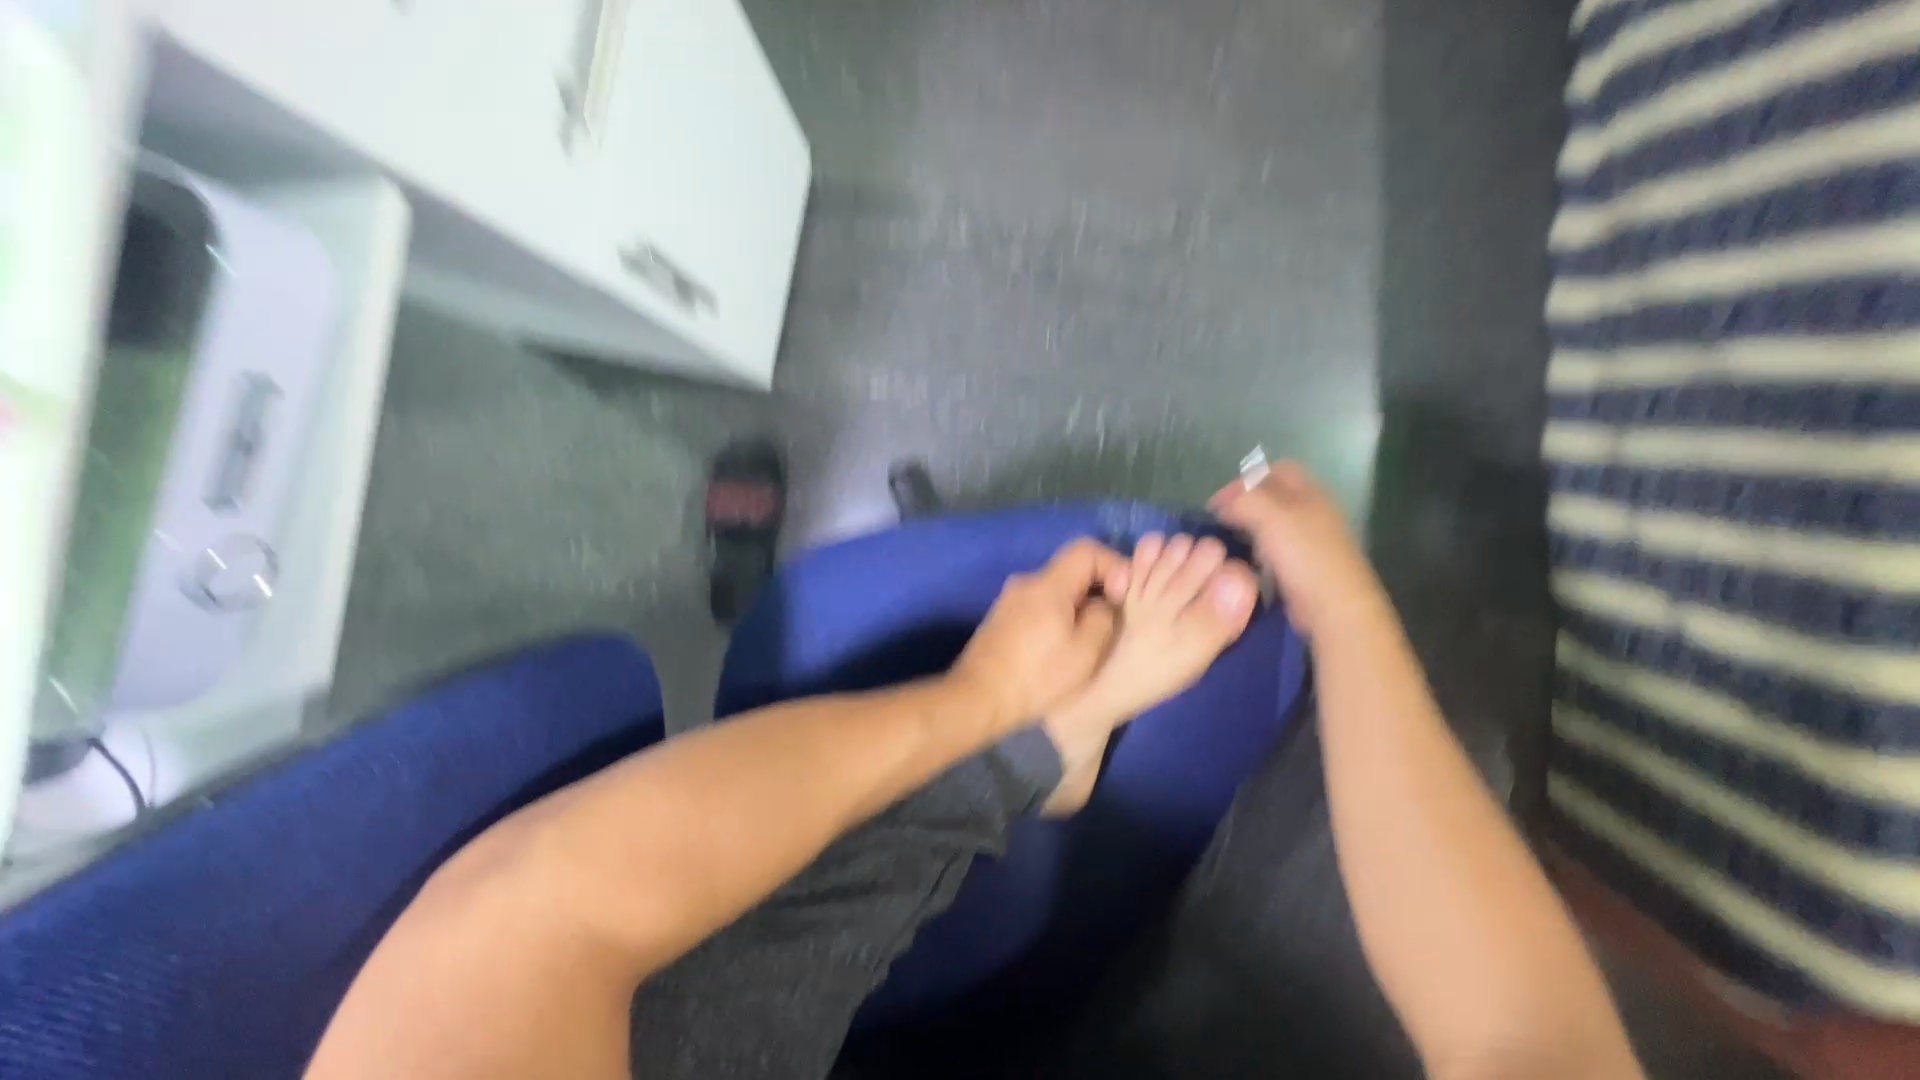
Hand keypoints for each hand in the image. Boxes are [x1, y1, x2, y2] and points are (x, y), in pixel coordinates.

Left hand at [949, 538, 1130, 731]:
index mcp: (1047, 585)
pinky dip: (1058, 615)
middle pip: (1070, 569)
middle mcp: (1025, 583)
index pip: (1086, 549)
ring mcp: (1009, 600)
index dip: (1113, 563)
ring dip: (1077, 605)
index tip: (1123, 595)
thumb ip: (1103, 618)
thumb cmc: (1036, 677)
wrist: (977, 698)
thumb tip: (1104, 602)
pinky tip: (1061, 646)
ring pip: (1055, 589)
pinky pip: (1039, 605)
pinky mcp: (1001, 618)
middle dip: (1097, 587)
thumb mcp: (1084, 653)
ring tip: (1089, 638)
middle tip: (1112, 619)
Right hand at [1209, 461, 1382, 635]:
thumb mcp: (1272, 518)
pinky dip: (1258, 553)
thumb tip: (1223, 502)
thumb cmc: (1306, 558)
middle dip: (1246, 505)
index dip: (1246, 480)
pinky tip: (1246, 565)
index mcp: (1310, 494)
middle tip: (1221, 522)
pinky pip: (1276, 551)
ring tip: (1229, 544)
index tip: (1219, 502)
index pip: (1277, 470)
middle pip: (1275, 497)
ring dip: (1250, 530)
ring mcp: (1311, 542)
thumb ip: (1245, 500)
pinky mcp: (1306, 568)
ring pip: (1274, 525)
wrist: (1336, 608)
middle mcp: (1313, 513)